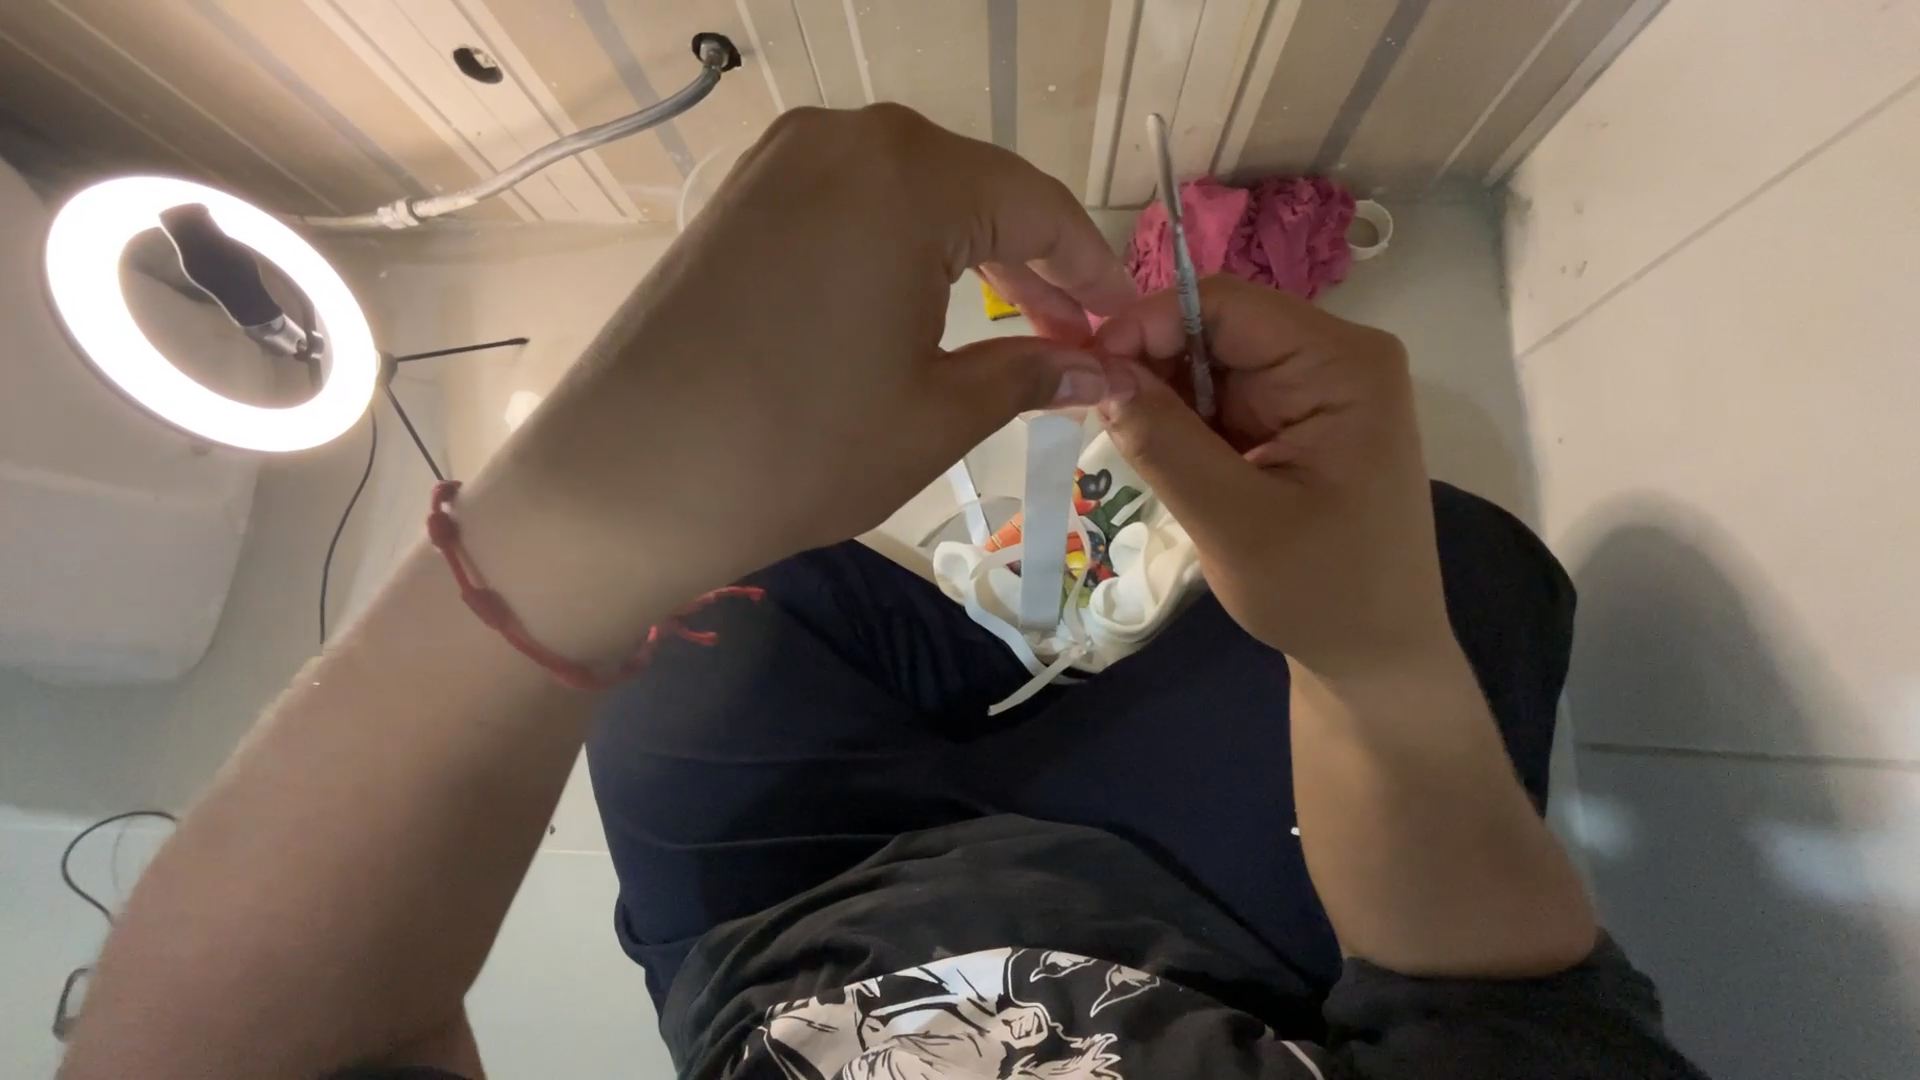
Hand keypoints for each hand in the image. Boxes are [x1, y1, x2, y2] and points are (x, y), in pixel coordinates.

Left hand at [463, 105, 1135, 651]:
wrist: (632, 477)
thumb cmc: (803, 449)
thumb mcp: (937, 417)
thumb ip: (1030, 374)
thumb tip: (1101, 370)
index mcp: (907, 175)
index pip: (1038, 206)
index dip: (1093, 269)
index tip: (1124, 319)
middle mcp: (844, 139)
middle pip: (975, 189)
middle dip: (1032, 261)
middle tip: (1071, 330)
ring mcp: (780, 163)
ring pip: (911, 197)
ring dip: (967, 254)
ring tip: (1007, 319)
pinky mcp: (741, 201)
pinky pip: (852, 208)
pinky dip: (901, 251)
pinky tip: (919, 300)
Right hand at [1094, 276, 1450, 677]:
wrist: (1370, 649)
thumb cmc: (1320, 592)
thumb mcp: (1233, 522)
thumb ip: (1164, 444)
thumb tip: (1098, 377)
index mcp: (1340, 365)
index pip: (1225, 304)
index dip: (1145, 323)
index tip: (1085, 371)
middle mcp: (1329, 359)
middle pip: (1214, 328)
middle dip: (1148, 364)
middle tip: (1091, 410)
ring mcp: (1309, 391)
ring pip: (1207, 364)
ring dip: (1158, 397)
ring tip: (1123, 442)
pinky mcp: (1289, 422)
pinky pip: (1216, 400)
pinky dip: (1177, 422)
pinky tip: (1157, 455)